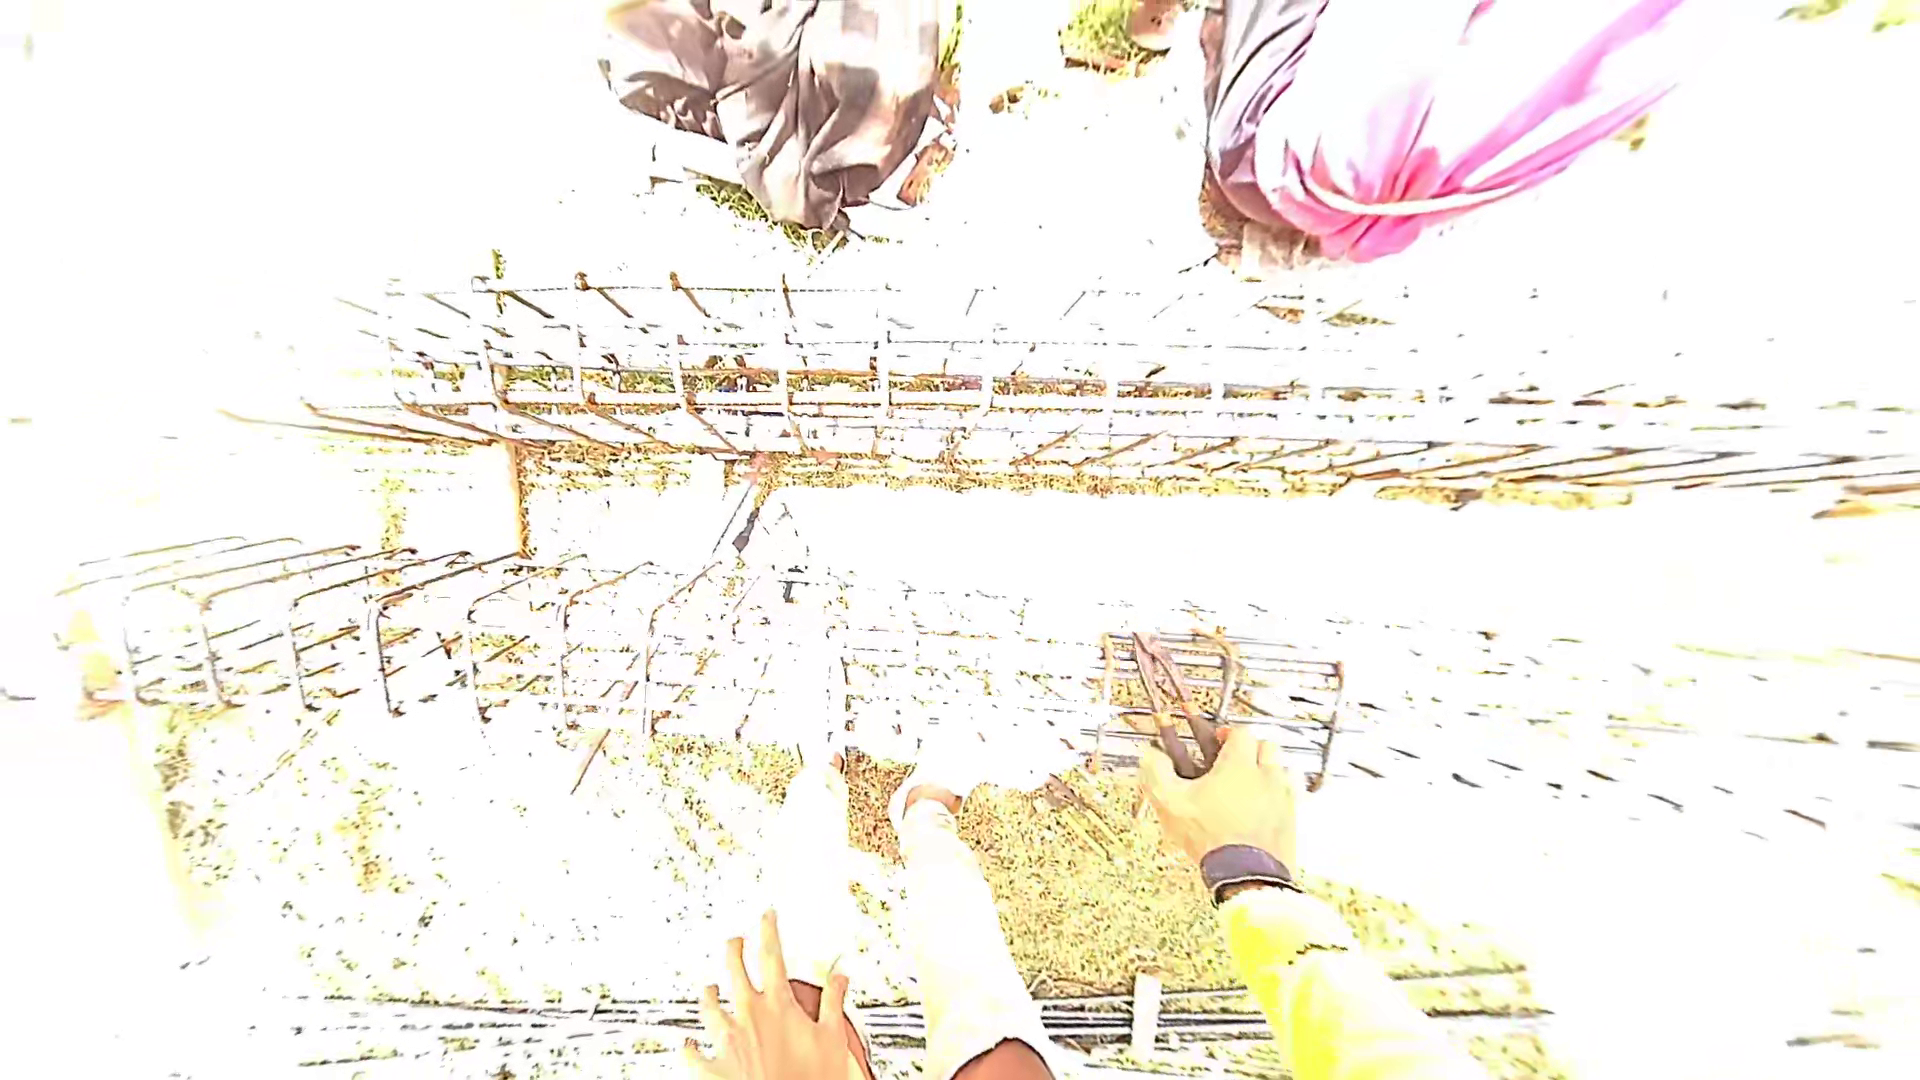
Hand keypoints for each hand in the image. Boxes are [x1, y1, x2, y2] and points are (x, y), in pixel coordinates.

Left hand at [684, 910, 860, 1079]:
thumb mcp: (831, 1038)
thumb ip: (832, 1001)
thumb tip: (839, 974)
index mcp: (777, 1003)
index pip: (771, 953)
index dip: (768, 929)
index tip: (766, 915)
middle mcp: (748, 1015)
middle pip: (734, 970)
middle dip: (733, 949)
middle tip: (734, 940)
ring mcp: (727, 1042)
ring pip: (709, 1007)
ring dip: (708, 994)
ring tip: (709, 987)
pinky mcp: (711, 1071)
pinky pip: (692, 1055)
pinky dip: (688, 1047)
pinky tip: (686, 1043)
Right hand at [1140, 726, 1297, 868]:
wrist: (1246, 876)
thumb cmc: (1210, 836)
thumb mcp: (1170, 801)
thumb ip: (1157, 771)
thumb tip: (1151, 755)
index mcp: (1238, 765)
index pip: (1240, 732)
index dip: (1226, 733)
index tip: (1216, 739)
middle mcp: (1266, 777)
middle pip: (1267, 745)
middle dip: (1250, 747)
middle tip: (1234, 757)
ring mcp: (1283, 799)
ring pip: (1282, 768)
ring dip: (1267, 769)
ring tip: (1250, 780)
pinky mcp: (1293, 820)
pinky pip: (1290, 795)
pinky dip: (1278, 793)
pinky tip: (1263, 805)